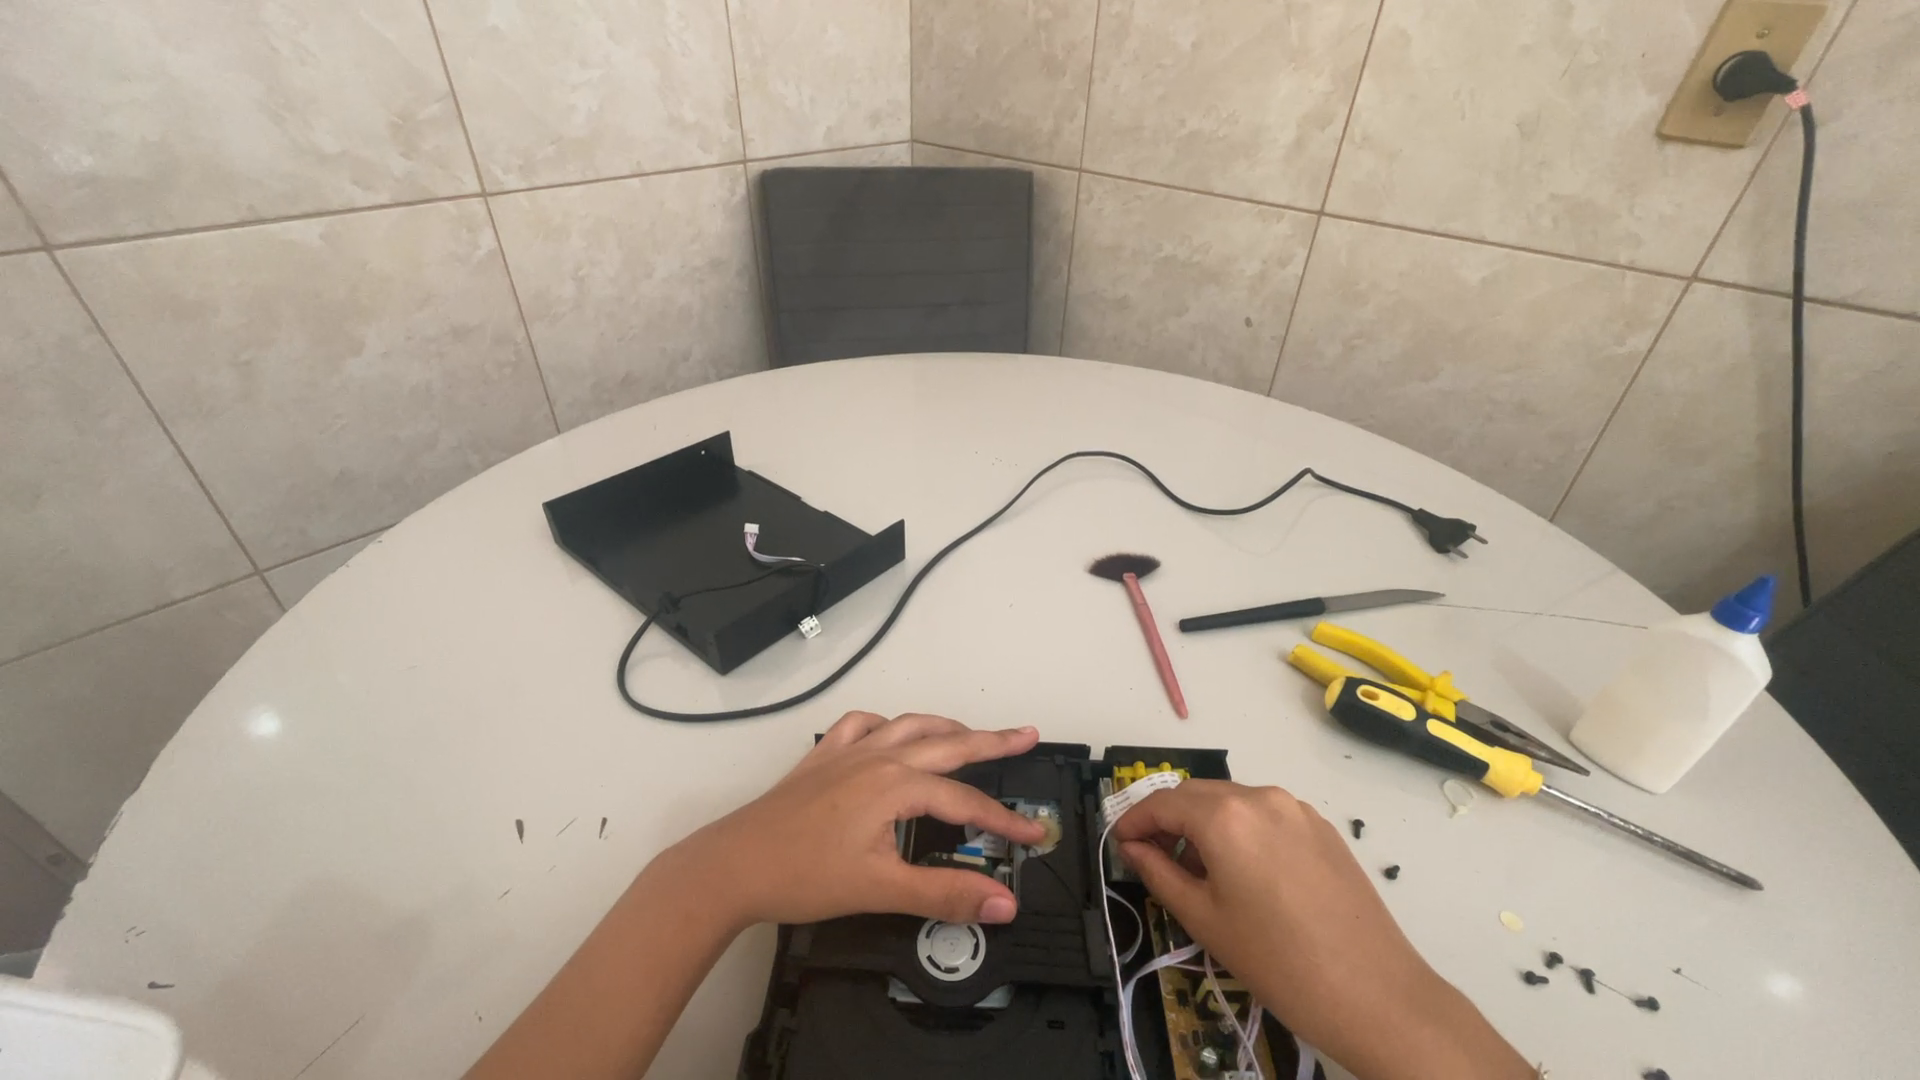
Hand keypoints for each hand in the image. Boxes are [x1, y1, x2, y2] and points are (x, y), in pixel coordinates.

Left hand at [673, 711, 1045, 930]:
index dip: (1003, 820)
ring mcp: (847, 752)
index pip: (965, 800)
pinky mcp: (821, 758)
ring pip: (906, 725)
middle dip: (991, 739)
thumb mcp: (881, 890)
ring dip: (943, 727)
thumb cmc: (805, 877)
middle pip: (946, 742)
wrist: (732, 866)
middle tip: (1026, 733)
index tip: (1033, 835)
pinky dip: (884, 725)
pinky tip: (887, 734)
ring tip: (969, 732)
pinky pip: (859, 726)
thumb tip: (1004, 904)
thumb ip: (945, 893)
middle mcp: (878, 757)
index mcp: (896, 785)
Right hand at [1115, 781, 1530, 1079]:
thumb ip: (1159, 873)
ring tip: (1198, 867)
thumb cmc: (1276, 959)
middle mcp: (1259, 796)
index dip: (1135, 820)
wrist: (1374, 992)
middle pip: (1197, 794)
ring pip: (1233, 801)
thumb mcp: (1203, 918)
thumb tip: (1133, 848)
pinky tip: (1243, 869)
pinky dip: (1241, 829)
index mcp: (1224, 815)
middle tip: (1151, 854)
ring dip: (1205, 822)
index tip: (1119, 843)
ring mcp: (1296, 808)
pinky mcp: (1322, 827)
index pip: (1163, 803)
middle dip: (1168, 818)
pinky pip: (1266, 814)